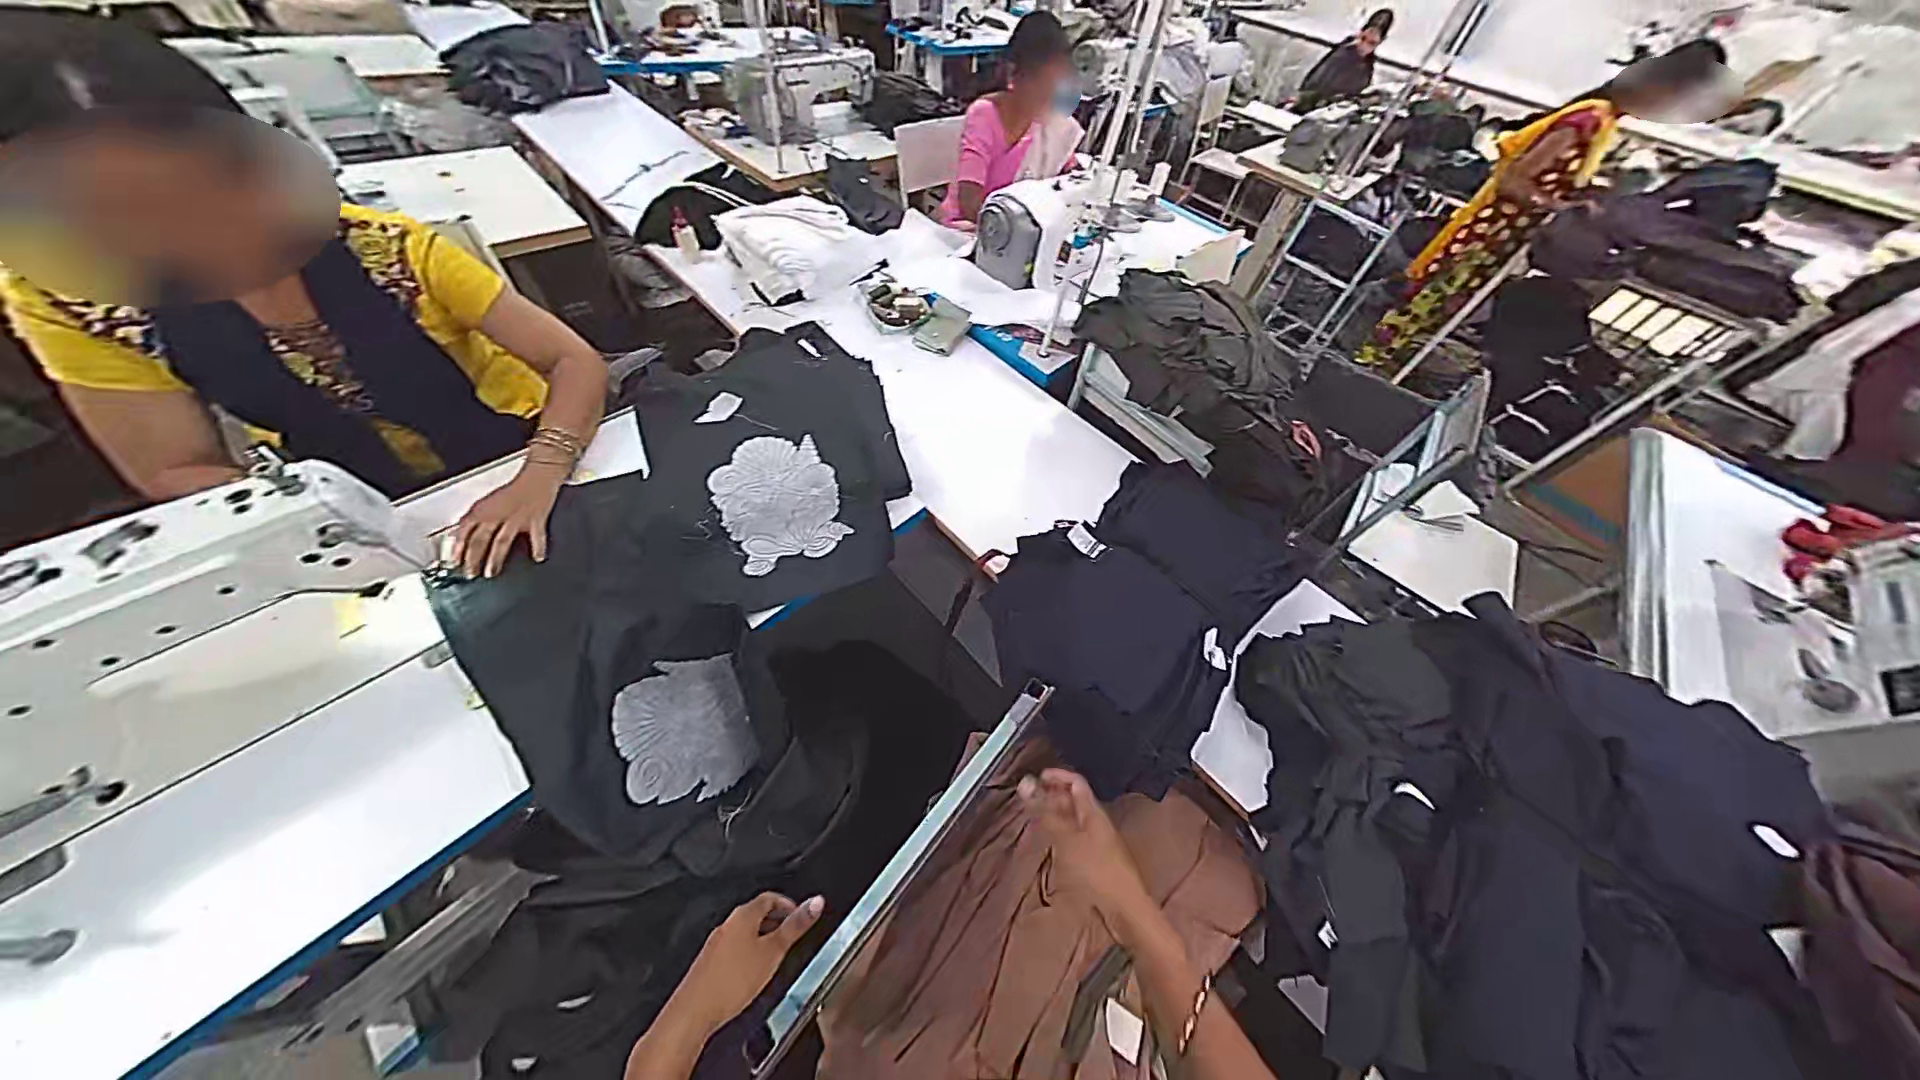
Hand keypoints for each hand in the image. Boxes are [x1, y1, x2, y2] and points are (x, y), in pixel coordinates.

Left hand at [449, 464, 564, 577]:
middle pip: (480, 540)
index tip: (454, 561)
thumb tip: (464, 536)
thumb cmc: (515, 488)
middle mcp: (497, 514)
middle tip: (471, 573)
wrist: (538, 476)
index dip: (457, 547)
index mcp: (483, 509)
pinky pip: (536, 536)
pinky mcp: (536, 519)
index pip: (464, 531)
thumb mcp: (490, 502)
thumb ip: (478, 519)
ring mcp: (517, 518)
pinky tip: (538, 558)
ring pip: (501, 541)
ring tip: (492, 572)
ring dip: (496, 558)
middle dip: (473, 558)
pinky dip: (538, 548)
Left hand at [666, 892, 824, 1037]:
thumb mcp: (774, 951)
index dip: (788, 904)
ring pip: (745, 932)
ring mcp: (716, 943)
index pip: (770, 897)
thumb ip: (796, 926)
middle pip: (757, 913)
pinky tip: (752, 972)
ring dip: (762, 938)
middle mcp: (728, 924)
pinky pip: (733, 948)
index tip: (799, 914)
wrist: (693, 1012)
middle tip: (791, 933)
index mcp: (744, 915)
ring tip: (775, 954)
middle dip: (776, 921)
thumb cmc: (729, 981)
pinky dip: (747, 953)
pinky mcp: (708, 963)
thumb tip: (815, 902)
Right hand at [1018, 769, 1155, 942]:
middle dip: (1053, 794)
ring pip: (1075, 819)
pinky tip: (1053, 843)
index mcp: (1093, 812)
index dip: (1057, 776)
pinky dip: (1061, 834)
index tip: (1037, 777)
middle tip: (1032, 796)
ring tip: (1037, 816)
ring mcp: (1099, 843)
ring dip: (1056, 814)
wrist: (1125, 911)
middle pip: (1075, 800)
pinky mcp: (1097, 862)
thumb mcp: (1066, 837)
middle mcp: (1098, 824)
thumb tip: (1026, 783)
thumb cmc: (1098, 871)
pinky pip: (1076, 838)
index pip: (1076, 782)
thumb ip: (1045, 811)